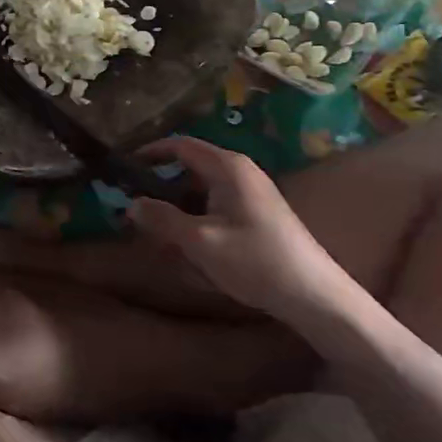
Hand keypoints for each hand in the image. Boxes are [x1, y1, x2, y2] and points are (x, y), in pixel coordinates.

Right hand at [128, 137, 354, 319]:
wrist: (316, 297)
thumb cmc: (256, 261)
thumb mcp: (200, 241)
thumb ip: (162, 219)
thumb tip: (132, 204)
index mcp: (227, 167)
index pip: (179, 145)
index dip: (150, 153)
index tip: (125, 169)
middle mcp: (240, 172)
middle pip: (189, 169)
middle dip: (162, 190)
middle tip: (138, 210)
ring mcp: (251, 193)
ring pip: (201, 193)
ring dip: (180, 212)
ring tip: (164, 238)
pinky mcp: (258, 215)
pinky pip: (217, 208)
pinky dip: (199, 222)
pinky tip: (196, 253)